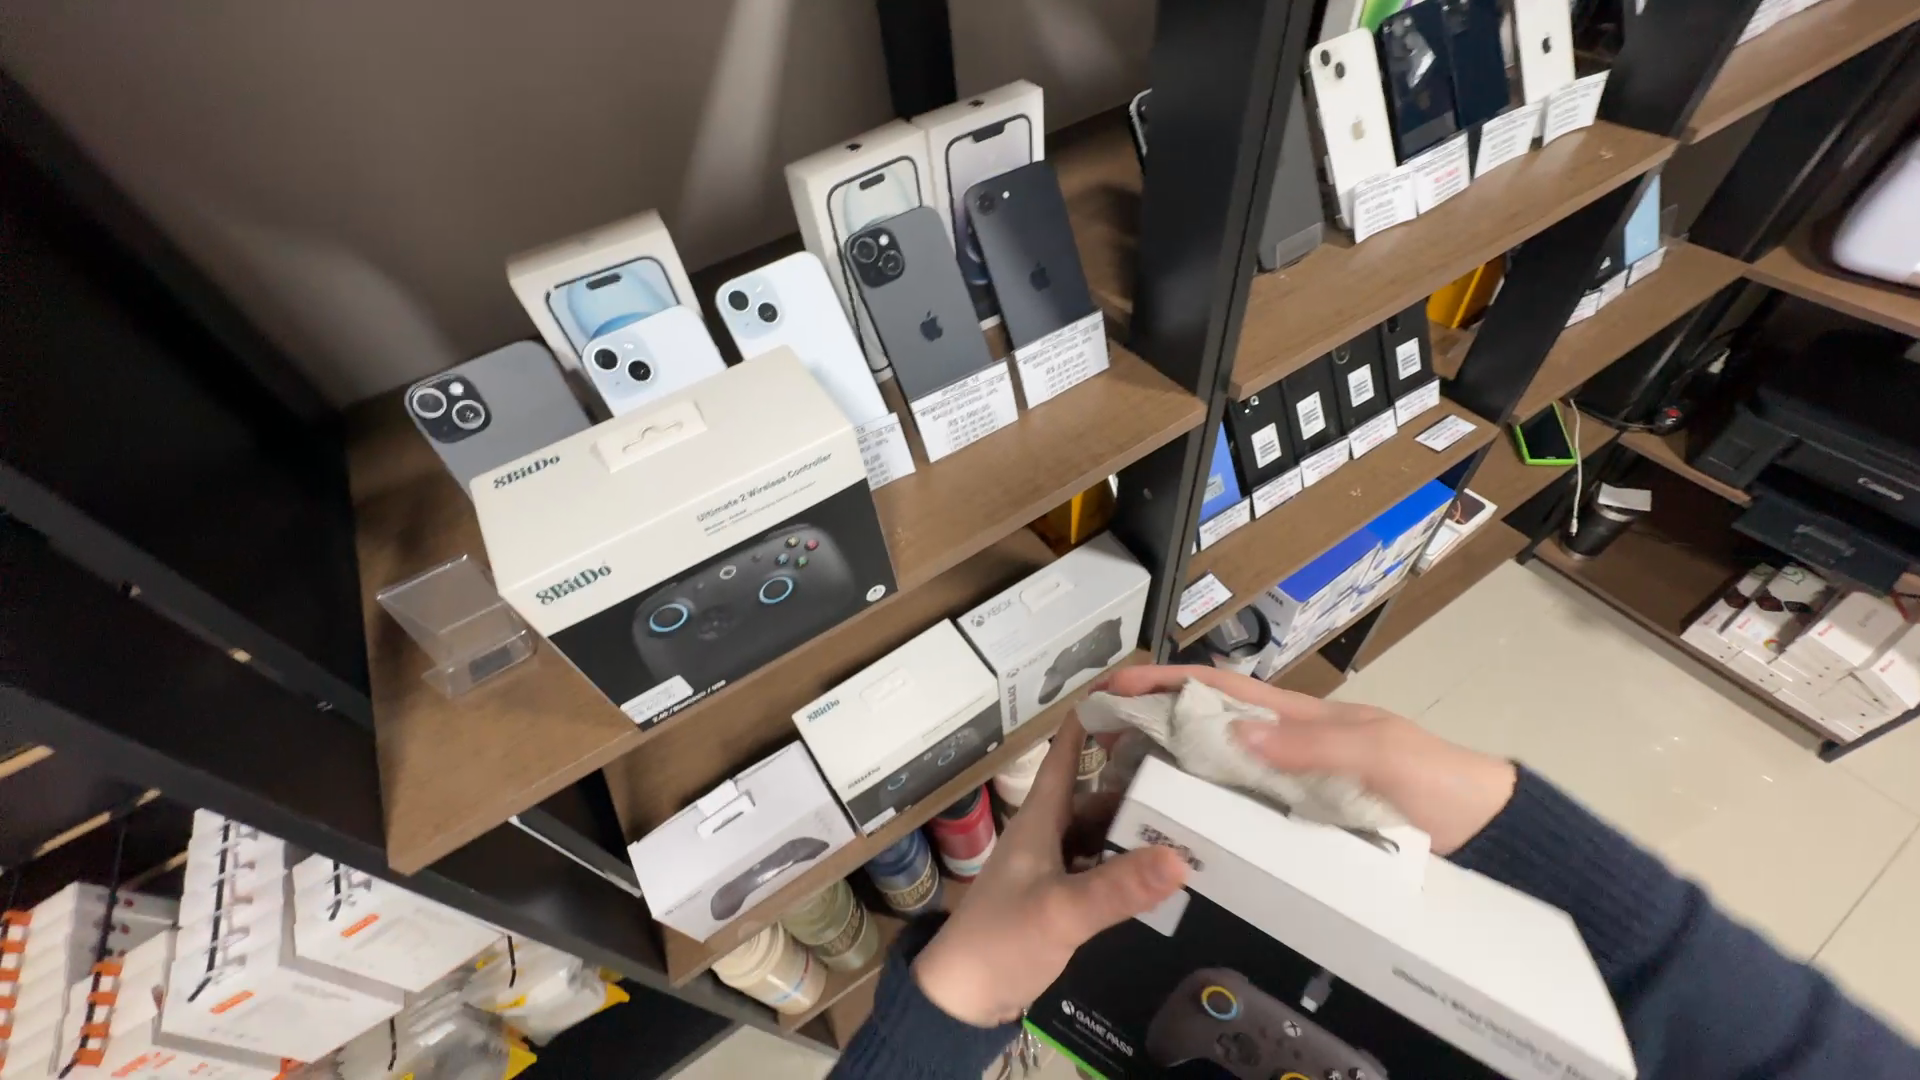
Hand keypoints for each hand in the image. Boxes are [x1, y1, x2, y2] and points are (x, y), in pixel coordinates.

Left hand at [911, 715, 1189, 1027]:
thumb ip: (1117, 887)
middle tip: (1191, 762)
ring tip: (1192, 810)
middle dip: (1136, 775)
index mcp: (1042, 816)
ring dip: (1137, 821)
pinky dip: (1130, 859)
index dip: (1093, 718)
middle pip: (1096, 790)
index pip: (1066, 751)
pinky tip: (1162, 864)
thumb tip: (1180, 857)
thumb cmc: (1002, 938)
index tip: (1135, 694)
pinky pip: (1104, 862)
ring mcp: (1057, 862)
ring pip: (1103, 828)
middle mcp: (1051, 829)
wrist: (965, 996)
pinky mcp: (1065, 892)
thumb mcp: (1062, 911)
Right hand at [1098, 665, 1516, 854]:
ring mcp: (1283, 784)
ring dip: (1165, 763)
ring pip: (1211, 766)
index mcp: (1293, 715)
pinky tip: (1174, 822)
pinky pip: (1235, 807)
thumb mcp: (1376, 750)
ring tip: (1118, 779)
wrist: (1483, 836)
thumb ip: (1310, 742)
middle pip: (1202, 723)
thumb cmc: (1431, 779)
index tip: (1114, 683)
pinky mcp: (1292, 821)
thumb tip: (1231, 732)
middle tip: (1099, 736)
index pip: (1217, 687)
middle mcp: (1278, 744)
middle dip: (1149, 717)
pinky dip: (1198, 804)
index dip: (1164, 680)